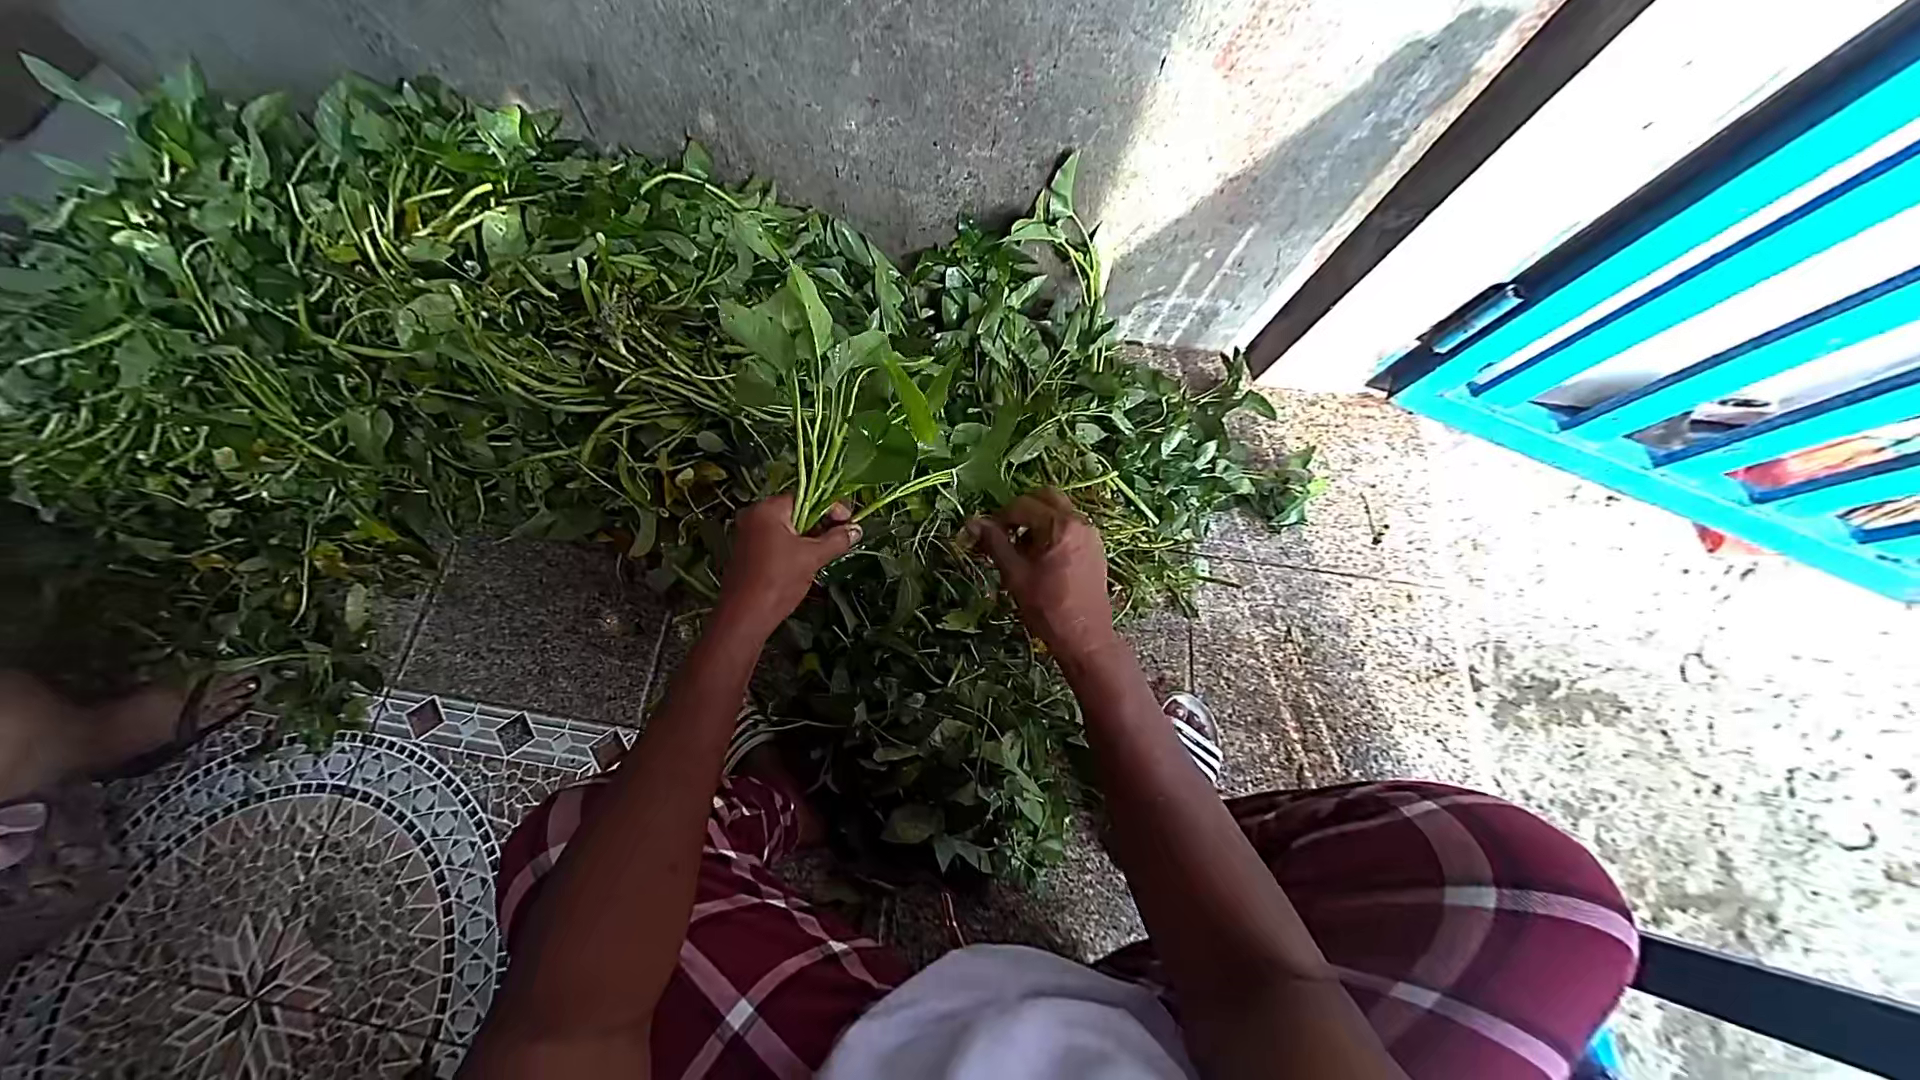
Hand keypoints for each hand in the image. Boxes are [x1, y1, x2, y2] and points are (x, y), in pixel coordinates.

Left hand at [716, 495, 860, 637]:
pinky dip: (797, 547)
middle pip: (798, 511)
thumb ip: (837, 540)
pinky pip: (779, 541)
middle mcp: (755, 516)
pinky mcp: (750, 552)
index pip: (807, 497)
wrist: (745, 617)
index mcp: (768, 509)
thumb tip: (856, 529)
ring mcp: (750, 534)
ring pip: (789, 528)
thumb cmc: (778, 580)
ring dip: (812, 537)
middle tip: (843, 537)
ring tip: (831, 550)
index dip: (832, 508)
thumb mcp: (812, 557)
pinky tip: (811, 561)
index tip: (850, 522)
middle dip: (823, 523)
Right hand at [967, 489, 1118, 662]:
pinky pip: (1069, 526)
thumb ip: (995, 543)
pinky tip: (1039, 558)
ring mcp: (1091, 534)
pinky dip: (1051, 531)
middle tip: (1003, 533)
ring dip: (1036, 520)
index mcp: (1060, 526)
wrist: (1085, 638)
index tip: (985, 534)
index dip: (999, 517)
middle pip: (1045, 497)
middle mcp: (1080, 522)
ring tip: (1019, 549)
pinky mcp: (1095, 548)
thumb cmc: (1047, 608)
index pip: (1022, 505)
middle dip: (1020, 510)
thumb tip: (973, 521)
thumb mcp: (1015, 574)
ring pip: (1058, 511)